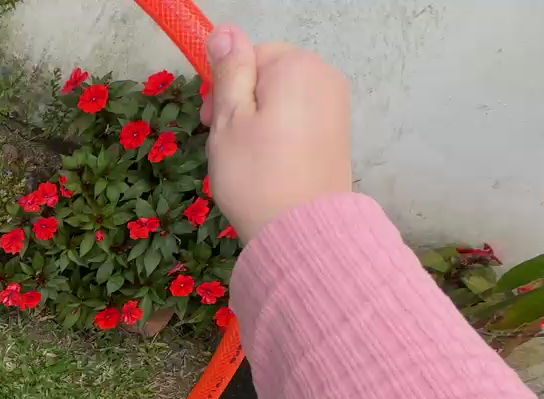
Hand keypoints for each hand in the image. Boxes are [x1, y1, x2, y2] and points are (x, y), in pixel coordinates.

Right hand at [201, 25, 352, 240]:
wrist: (297, 222)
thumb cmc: (253, 172)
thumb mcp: (228, 121)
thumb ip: (229, 72)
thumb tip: (224, 31)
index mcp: (294, 66)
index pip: (250, 54)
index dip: (223, 85)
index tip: (207, 122)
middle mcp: (323, 73)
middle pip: (269, 74)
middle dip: (241, 102)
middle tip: (222, 144)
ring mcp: (335, 101)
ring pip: (282, 98)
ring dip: (256, 120)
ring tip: (241, 158)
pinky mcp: (336, 129)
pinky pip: (297, 118)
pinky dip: (276, 135)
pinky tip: (264, 164)